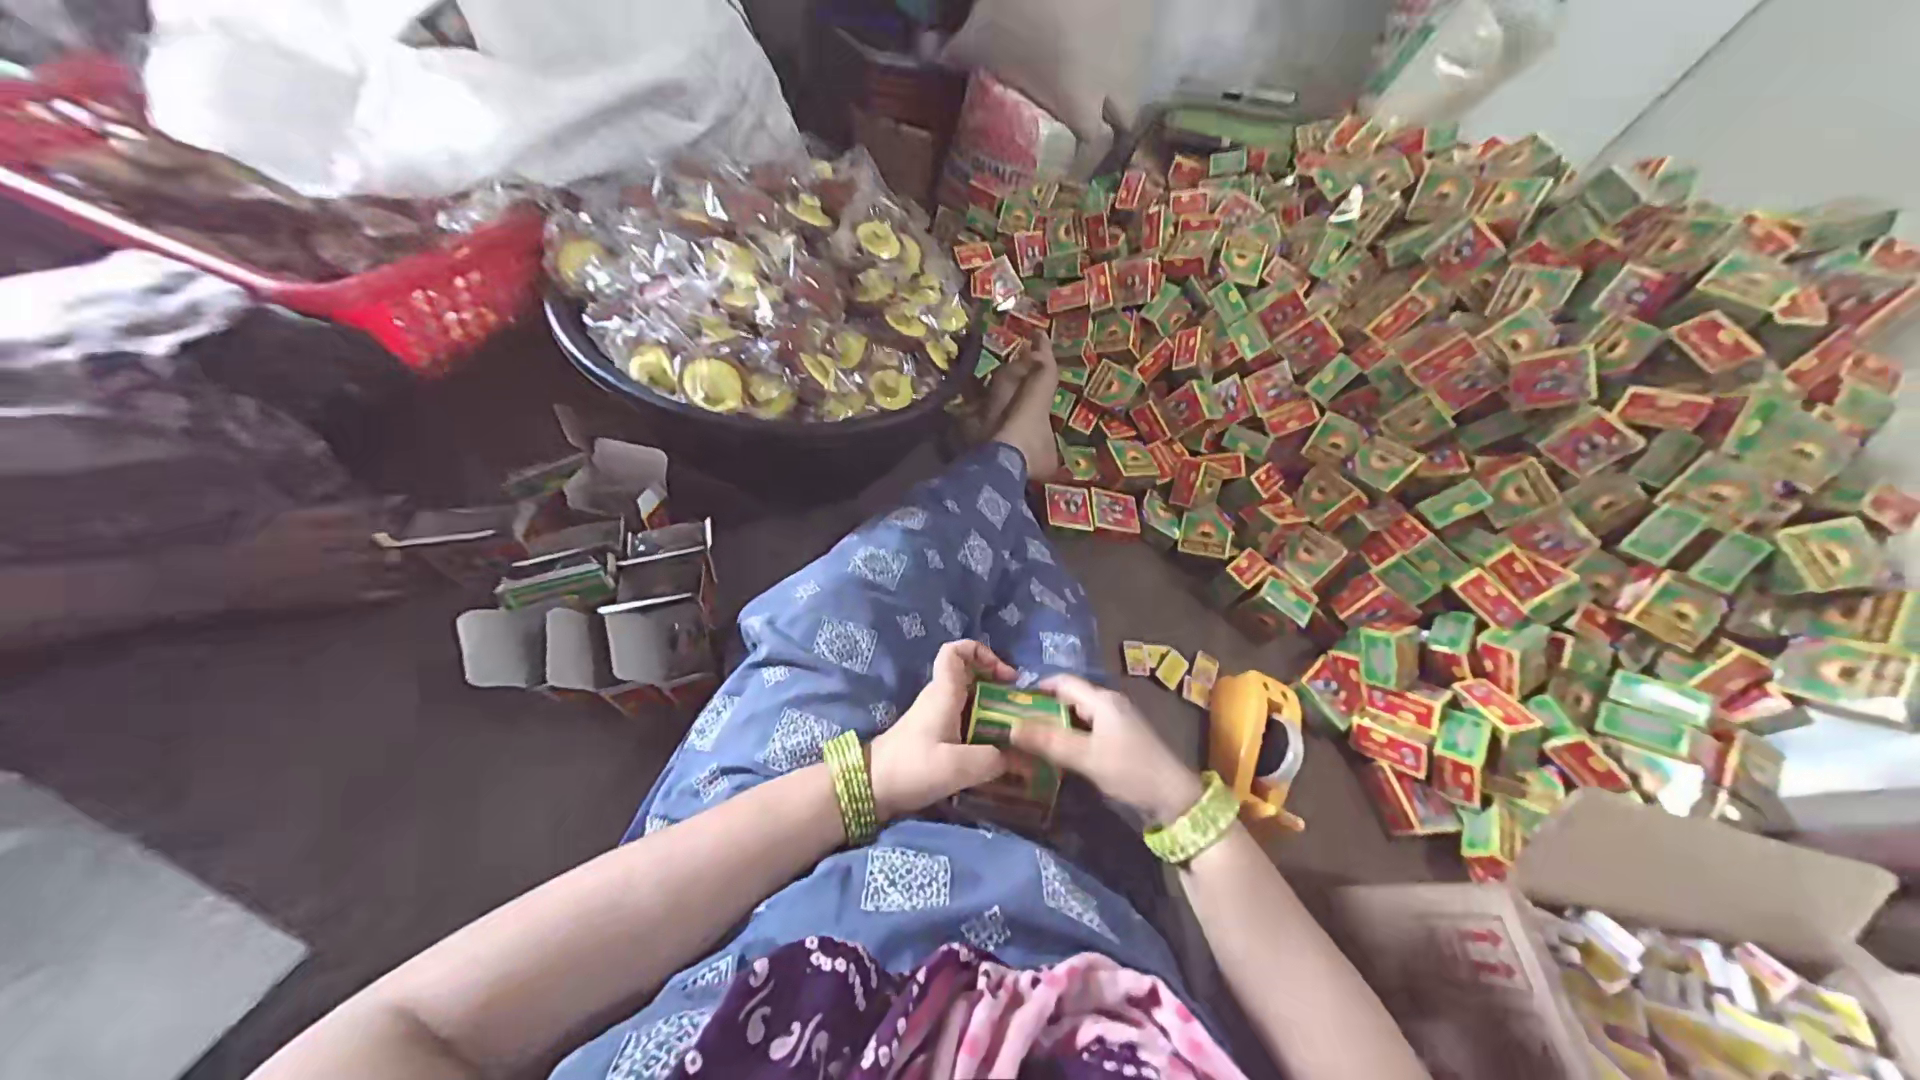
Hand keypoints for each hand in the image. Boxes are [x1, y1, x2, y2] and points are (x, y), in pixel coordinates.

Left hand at [868, 640, 1014, 820]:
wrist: (870, 788)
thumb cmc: (912, 767)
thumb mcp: (958, 767)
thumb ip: (993, 760)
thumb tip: (1016, 758)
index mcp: (943, 693)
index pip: (956, 651)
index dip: (981, 652)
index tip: (1004, 675)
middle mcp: (938, 697)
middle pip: (969, 674)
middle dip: (995, 683)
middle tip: (1017, 706)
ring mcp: (934, 716)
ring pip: (967, 698)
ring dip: (990, 708)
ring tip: (1012, 730)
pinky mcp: (931, 735)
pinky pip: (961, 719)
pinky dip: (979, 726)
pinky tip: (992, 749)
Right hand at [1011, 674, 1204, 826]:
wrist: (1175, 801)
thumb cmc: (1131, 771)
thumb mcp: (1086, 757)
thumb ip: (1049, 742)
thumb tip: (1010, 727)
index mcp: (1102, 700)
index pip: (1062, 682)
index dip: (1036, 688)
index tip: (1012, 703)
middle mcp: (1109, 705)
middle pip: (1069, 699)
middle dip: (1042, 709)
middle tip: (1015, 725)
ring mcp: (1116, 724)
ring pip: (1077, 718)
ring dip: (1054, 727)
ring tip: (1028, 741)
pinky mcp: (1119, 742)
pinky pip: (1086, 732)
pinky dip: (1068, 739)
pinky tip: (1055, 755)